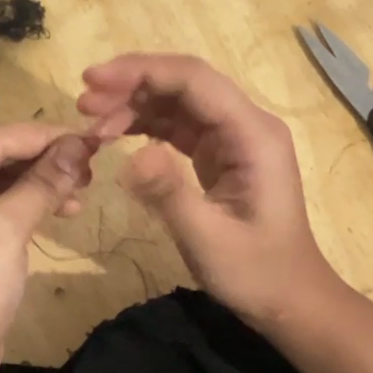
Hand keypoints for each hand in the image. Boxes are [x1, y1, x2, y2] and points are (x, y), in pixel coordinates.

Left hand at [0, 123, 97, 372]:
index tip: (93, 138)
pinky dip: (22, 209)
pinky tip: (57, 211)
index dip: (42, 136)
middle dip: (41, 161)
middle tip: (92, 168)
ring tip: (81, 194)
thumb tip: (79, 144)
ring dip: (36, 186)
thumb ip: (40, 183)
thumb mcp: (3, 233)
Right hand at [78, 54, 338, 324]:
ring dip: (134, 105)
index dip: (140, 72)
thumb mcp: (208, 240)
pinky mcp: (221, 156)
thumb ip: (170, 194)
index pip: (193, 81)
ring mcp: (234, 139)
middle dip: (131, 86)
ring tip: (91, 121)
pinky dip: (145, 126)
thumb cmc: (256, 273)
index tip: (92, 81)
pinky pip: (179, 127)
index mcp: (252, 134)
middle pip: (184, 84)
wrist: (289, 299)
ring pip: (178, 103)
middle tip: (83, 104)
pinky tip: (115, 136)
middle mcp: (246, 125)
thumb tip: (131, 156)